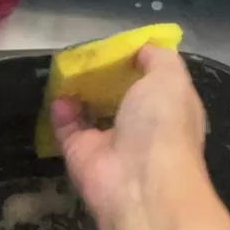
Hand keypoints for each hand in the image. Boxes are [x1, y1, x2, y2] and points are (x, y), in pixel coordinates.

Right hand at [50, 44, 208, 227]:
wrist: (139, 182)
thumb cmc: (163, 124)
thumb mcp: (171, 78)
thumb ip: (158, 58)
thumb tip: (143, 49)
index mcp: (169, 109)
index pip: (155, 82)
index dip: (140, 63)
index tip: (122, 47)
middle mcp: (142, 127)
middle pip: (120, 96)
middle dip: (106, 76)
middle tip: (89, 55)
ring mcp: (110, 142)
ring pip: (92, 111)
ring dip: (80, 91)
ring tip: (69, 69)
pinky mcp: (81, 154)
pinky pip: (67, 128)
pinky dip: (60, 111)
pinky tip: (58, 94)